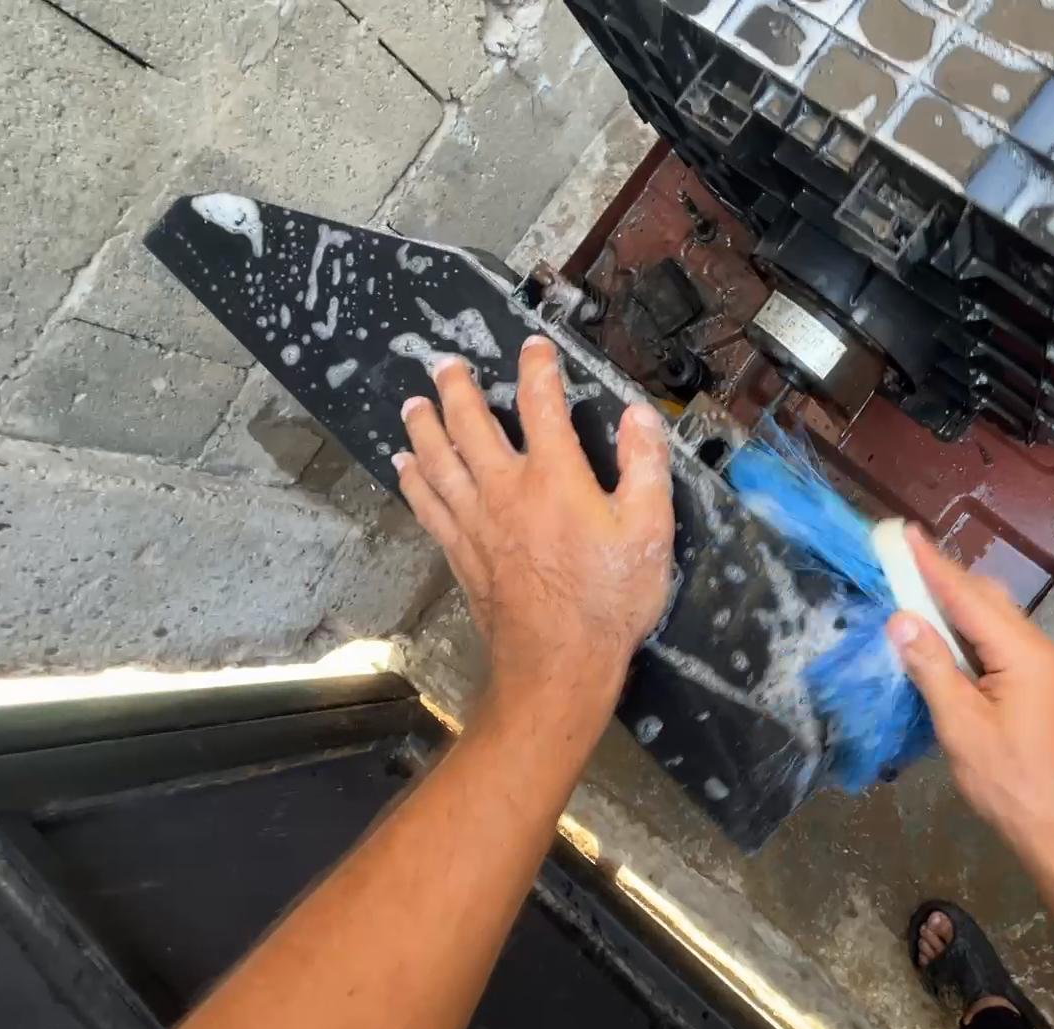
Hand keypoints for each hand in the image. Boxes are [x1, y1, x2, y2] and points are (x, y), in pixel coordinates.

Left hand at [395, 337, 674, 705]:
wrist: (560, 660)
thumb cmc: (611, 595)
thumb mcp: (650, 529)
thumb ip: (645, 466)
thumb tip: (637, 413)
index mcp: (555, 476)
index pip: (542, 406)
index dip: (538, 369)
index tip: (533, 344)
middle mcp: (505, 488)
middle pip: (471, 425)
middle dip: (458, 389)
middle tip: (445, 363)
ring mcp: (475, 521)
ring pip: (438, 459)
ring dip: (423, 426)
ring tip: (413, 402)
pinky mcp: (461, 552)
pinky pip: (427, 504)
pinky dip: (413, 479)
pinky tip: (403, 465)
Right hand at [884, 526, 1053, 856]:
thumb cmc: (1010, 781)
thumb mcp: (961, 726)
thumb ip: (932, 668)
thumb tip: (901, 619)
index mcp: (1020, 652)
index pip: (967, 597)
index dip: (932, 564)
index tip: (905, 533)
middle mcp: (1034, 648)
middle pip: (984, 598)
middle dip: (942, 575)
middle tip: (901, 557)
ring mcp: (1037, 665)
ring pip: (991, 617)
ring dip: (953, 600)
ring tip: (913, 587)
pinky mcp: (1032, 683)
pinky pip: (994, 639)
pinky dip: (964, 627)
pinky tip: (941, 633)